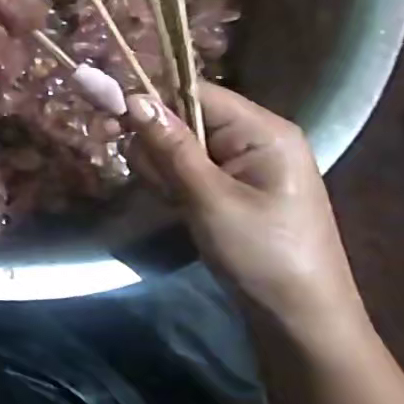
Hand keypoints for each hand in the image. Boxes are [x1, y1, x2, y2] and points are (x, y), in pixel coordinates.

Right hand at [125, 83, 366, 337]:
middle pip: (181, 115)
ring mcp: (242, 160)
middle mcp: (254, 136)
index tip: (107, 114)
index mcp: (263, 131)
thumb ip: (171, 146)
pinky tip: (174, 203)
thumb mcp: (209, 198)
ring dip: (159, 166)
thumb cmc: (261, 252)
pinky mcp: (230, 181)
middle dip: (154, 142)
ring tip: (171, 199)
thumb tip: (134, 98)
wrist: (297, 312)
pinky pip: (185, 164)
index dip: (148, 98)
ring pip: (176, 142)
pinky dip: (169, 180)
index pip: (193, 91)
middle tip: (149, 175)